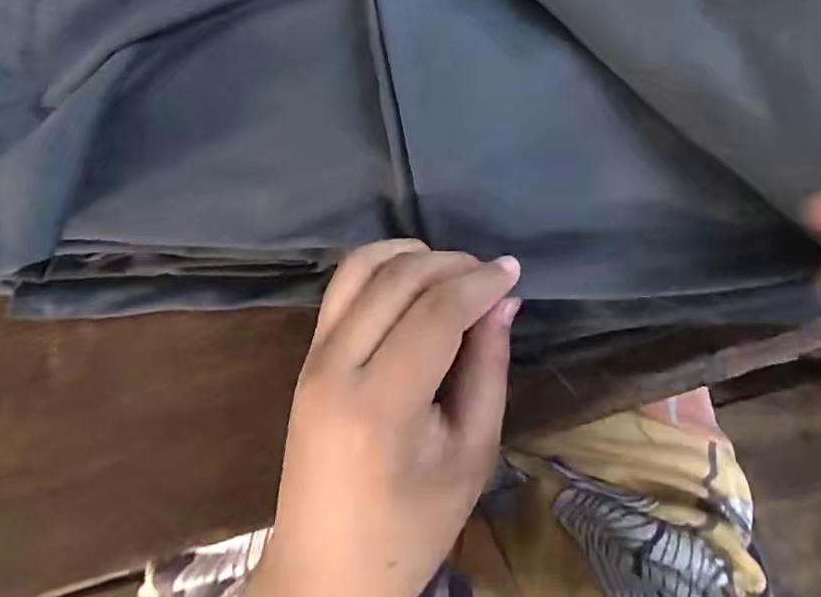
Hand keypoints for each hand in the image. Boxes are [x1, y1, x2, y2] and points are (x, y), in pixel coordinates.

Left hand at [247, 240, 521, 596]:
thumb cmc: (410, 527)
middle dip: (453, 264)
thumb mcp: (471, 454)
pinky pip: (343, 286)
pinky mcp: (306, 356)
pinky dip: (382, 264)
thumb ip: (489, 368)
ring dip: (414, 256)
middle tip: (491, 276)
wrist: (323, 574)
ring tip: (454, 272)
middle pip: (400, 279)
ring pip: (363, 267)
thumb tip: (504, 301)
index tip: (513, 269)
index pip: (436, 313)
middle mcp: (336, 369)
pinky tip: (414, 277)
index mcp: (381, 406)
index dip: (480, 282)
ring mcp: (313, 358)